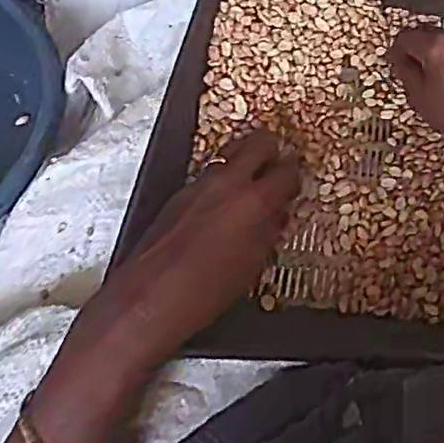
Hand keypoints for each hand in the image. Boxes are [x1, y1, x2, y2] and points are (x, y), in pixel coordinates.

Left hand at [85, 129, 300, 367]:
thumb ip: (269, 230)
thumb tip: (277, 216)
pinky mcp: (178, 194)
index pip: (287, 171)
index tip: (295, 182)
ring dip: (245, 161)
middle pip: (259, 142)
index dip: (295, 175)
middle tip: (278, 163)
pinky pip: (209, 174)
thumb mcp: (253, 263)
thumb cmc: (205, 291)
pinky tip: (222, 205)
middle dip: (273, 149)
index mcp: (255, 200)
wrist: (147, 300)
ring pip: (231, 153)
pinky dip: (222, 181)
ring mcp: (200, 185)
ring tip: (251, 182)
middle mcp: (228, 183)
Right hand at [386, 26, 443, 142]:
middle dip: (417, 50)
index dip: (397, 50)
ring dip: (435, 52)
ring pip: (443, 39)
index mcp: (435, 45)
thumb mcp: (419, 95)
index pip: (406, 36)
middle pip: (425, 34)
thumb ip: (404, 69)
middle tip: (413, 71)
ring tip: (434, 77)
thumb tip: (398, 56)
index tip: (396, 61)